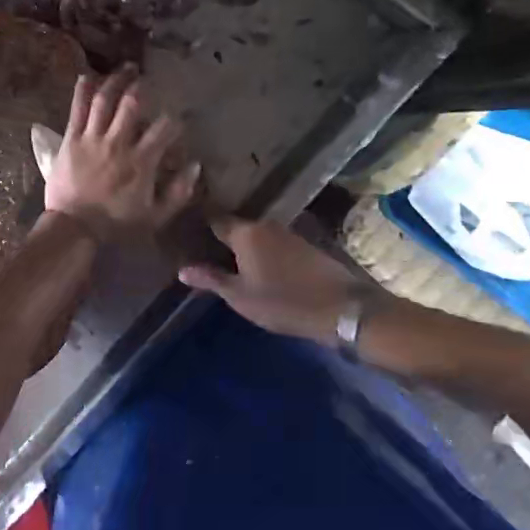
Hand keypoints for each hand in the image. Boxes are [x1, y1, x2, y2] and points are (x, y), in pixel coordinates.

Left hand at [45, 68, 201, 239]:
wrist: (73, 226)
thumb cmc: (115, 224)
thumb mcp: (155, 216)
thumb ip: (178, 192)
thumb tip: (195, 166)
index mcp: (141, 161)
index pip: (164, 128)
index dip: (174, 119)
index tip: (176, 116)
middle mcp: (118, 143)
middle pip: (132, 104)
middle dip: (142, 87)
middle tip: (146, 78)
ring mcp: (92, 138)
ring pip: (104, 100)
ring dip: (115, 81)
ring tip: (125, 68)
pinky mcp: (71, 139)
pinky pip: (76, 109)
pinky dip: (82, 91)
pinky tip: (87, 76)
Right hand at [179, 218, 368, 344]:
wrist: (346, 310)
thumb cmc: (285, 301)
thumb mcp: (241, 296)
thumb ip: (211, 279)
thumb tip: (182, 269)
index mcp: (244, 232)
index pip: (213, 219)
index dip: (199, 226)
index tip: (187, 235)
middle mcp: (264, 225)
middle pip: (235, 226)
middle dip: (221, 238)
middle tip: (206, 254)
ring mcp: (288, 234)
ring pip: (256, 235)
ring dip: (244, 246)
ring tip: (232, 262)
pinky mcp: (306, 246)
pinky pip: (274, 243)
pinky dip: (264, 252)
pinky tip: (261, 268)